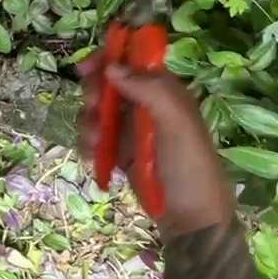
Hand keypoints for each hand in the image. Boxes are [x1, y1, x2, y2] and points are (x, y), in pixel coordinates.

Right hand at [77, 60, 238, 239]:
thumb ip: (149, 91)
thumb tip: (112, 68)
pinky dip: (88, 144)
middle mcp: (145, 105)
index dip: (108, 59)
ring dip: (89, 122)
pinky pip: (94, 138)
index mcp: (164, 91)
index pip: (132, 62)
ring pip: (97, 111)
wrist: (191, 219)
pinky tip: (93, 157)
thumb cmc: (190, 166)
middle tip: (94, 108)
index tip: (86, 69)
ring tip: (96, 142)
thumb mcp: (177, 124)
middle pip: (107, 84)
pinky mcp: (119, 152)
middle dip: (94, 93)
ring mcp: (130, 129)